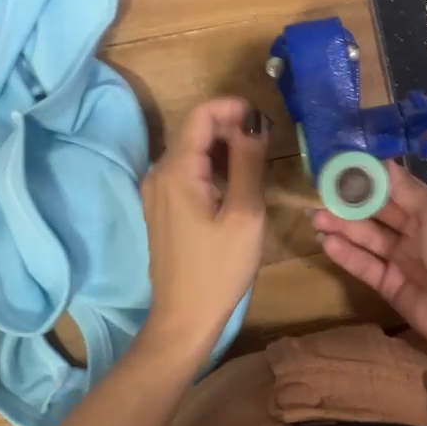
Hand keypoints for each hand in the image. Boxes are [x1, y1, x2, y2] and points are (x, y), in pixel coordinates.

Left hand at [140, 98, 268, 350]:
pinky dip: (215, 166)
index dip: (233, 107)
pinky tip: (238, 184)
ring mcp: (157, 192)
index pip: (201, 114)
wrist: (185, 318)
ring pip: (194, 150)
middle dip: (232, 127)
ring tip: (259, 162)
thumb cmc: (219, 268)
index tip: (265, 119)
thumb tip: (253, 123)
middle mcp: (159, 173)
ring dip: (226, 147)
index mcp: (176, 170)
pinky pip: (189, 171)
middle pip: (196, 130)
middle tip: (268, 142)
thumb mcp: (244, 213)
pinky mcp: (163, 208)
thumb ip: (248, 162)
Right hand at [312, 162, 426, 369]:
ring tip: (314, 216)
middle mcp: (417, 232)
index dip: (373, 178)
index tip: (344, 166)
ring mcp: (403, 260)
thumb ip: (407, 191)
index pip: (398, 189)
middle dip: (352, 202)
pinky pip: (366, 266)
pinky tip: (326, 242)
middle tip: (321, 192)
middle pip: (379, 213)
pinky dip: (346, 254)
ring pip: (368, 238)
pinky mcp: (391, 286)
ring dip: (343, 227)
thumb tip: (385, 163)